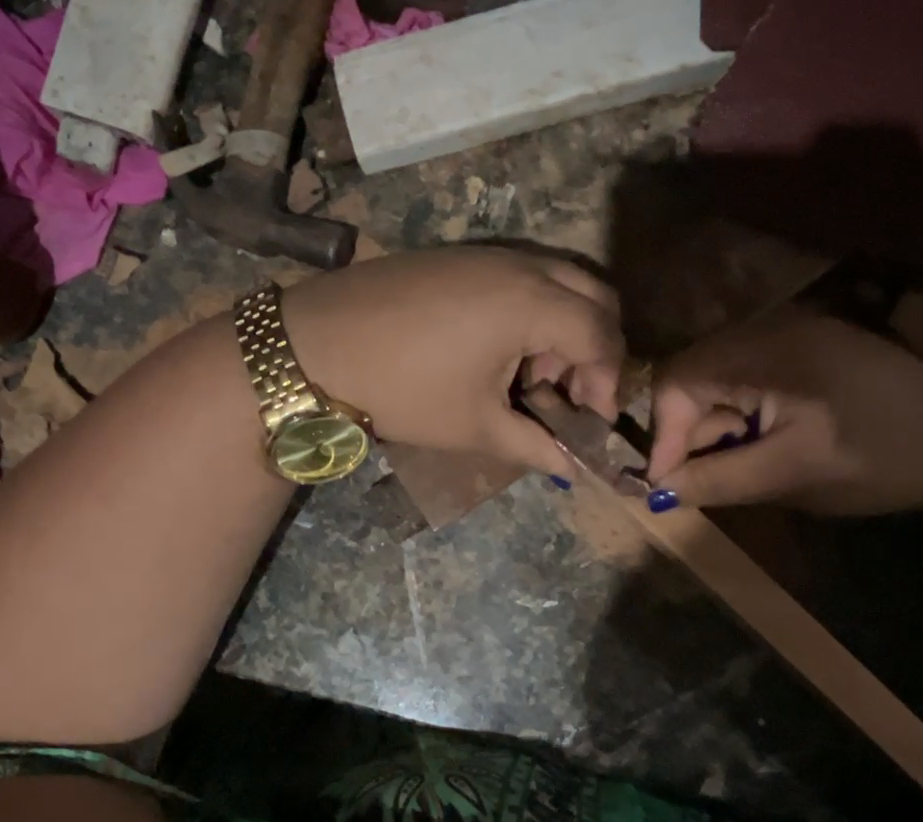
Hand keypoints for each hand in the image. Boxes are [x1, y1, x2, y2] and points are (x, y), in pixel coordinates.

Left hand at [280, 247, 624, 478]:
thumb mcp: (475, 427)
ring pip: (558, 281)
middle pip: (594, 295)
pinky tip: (496, 352)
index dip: (609, 382)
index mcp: (531, 304)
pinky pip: (520, 275)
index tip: (592, 420)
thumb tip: (572, 466)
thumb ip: (535, 445)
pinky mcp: (456, 256)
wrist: (312, 346)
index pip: (602, 335)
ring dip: (564, 327)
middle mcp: (519, 266)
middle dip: (596, 347)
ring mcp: (486, 255)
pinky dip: (532, 310)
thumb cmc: (402, 391)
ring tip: (531, 378)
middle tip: (571, 393)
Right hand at [646, 304, 922, 514]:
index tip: (670, 484)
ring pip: (721, 381)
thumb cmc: (879, 457)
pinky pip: (751, 380)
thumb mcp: (791, 475)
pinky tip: (767, 446)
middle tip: (706, 480)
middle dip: (690, 433)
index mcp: (765, 350)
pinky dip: (744, 416)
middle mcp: (772, 328)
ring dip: (717, 427)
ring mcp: (794, 336)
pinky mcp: (811, 350)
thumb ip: (717, 479)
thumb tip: (656, 490)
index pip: (675, 380)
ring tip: (742, 467)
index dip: (663, 434)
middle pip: (695, 376)